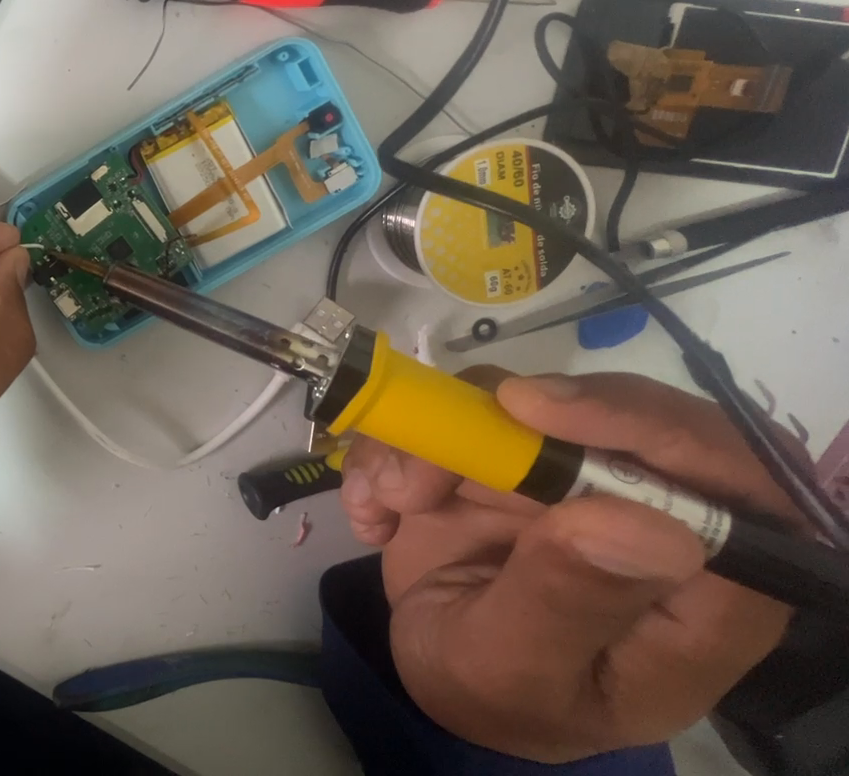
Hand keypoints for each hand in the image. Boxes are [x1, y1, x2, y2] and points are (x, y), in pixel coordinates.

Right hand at [340, 370, 796, 762]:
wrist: (440, 679)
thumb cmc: (503, 697)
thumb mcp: (523, 669)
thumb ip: (571, 602)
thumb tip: (639, 524)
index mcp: (701, 574)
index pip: (727, 473)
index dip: (643, 423)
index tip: (532, 411)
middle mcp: (638, 505)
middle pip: (597, 412)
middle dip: (490, 430)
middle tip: (417, 480)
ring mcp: (559, 475)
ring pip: (498, 403)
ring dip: (420, 443)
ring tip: (389, 507)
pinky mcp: (490, 458)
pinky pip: (434, 415)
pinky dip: (384, 453)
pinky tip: (373, 513)